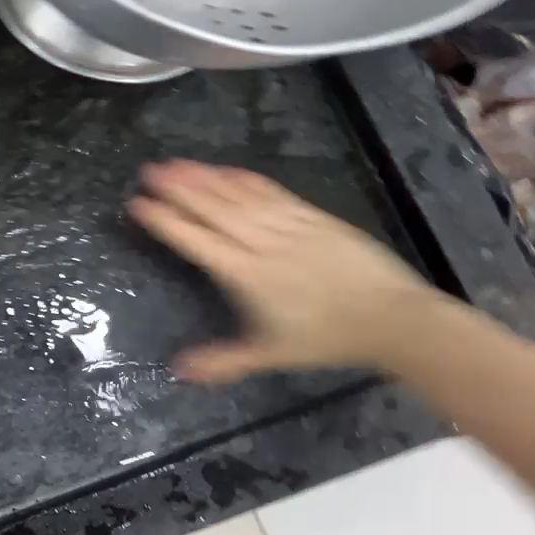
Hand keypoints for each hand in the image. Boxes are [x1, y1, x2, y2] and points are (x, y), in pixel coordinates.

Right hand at [128, 160, 444, 382]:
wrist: (396, 320)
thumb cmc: (327, 339)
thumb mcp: (271, 355)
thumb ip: (223, 361)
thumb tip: (177, 371)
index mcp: (247, 275)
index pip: (197, 241)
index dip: (166, 222)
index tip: (139, 204)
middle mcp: (264, 245)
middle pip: (213, 211)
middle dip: (179, 189)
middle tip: (149, 171)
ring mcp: (290, 228)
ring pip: (239, 197)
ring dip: (206, 179)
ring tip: (177, 164)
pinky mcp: (315, 218)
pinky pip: (273, 193)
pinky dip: (246, 180)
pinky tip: (226, 170)